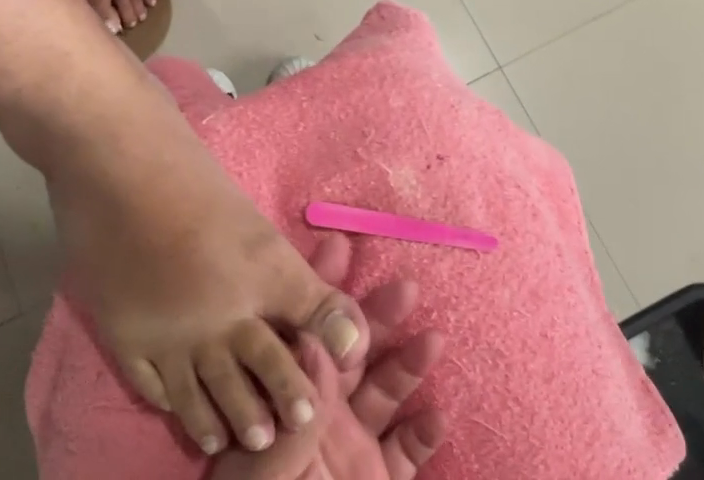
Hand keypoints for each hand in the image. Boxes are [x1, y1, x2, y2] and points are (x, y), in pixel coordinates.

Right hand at [50, 135, 371, 455]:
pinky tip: (182, 413)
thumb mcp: (250, 216)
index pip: (311, 320)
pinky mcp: (129, 341)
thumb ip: (282, 267)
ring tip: (246, 436)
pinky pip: (158, 390)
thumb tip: (316, 298)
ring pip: (211, 395)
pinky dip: (175, 405)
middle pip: (264, 371)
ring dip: (231, 418)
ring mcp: (175, 335)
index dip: (329, 348)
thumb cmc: (189, 177)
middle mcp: (225, 314)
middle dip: (285, 400)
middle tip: (297, 426)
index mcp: (265, 271)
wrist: (119, 164)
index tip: (338, 370)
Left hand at [210, 236, 449, 479]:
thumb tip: (313, 343)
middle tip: (403, 282)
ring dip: (409, 365)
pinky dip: (424, 434)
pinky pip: (407, 452)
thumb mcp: (266, 472)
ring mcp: (352, 449)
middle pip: (352, 354)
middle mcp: (319, 416)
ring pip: (387, 394)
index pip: (301, 333)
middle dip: (376, 317)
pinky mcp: (379, 479)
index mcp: (284, 402)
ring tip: (432, 337)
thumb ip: (293, 414)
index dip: (317, 290)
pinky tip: (437, 413)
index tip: (337, 246)